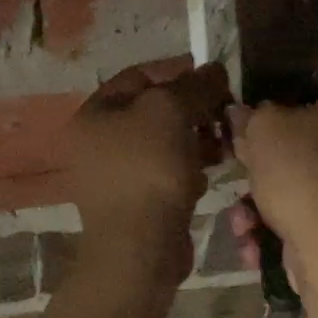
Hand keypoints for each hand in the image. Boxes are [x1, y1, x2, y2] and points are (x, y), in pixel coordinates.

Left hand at [63, 58, 231, 288]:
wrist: (141, 248)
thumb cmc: (149, 171)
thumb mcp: (171, 112)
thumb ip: (194, 85)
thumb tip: (215, 69)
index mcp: (94, 113)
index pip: (141, 76)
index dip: (180, 73)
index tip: (217, 81)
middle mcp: (98, 144)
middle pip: (154, 113)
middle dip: (192, 112)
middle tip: (223, 117)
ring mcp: (116, 178)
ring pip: (164, 147)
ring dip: (195, 143)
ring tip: (223, 147)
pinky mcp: (137, 206)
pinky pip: (167, 178)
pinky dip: (188, 173)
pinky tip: (207, 177)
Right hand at [227, 35, 317, 308]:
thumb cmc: (309, 181)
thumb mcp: (264, 136)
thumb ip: (249, 117)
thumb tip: (241, 115)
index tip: (293, 77)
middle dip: (280, 137)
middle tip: (249, 148)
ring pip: (313, 171)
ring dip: (270, 191)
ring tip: (242, 215)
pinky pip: (316, 206)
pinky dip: (284, 221)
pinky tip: (255, 243)